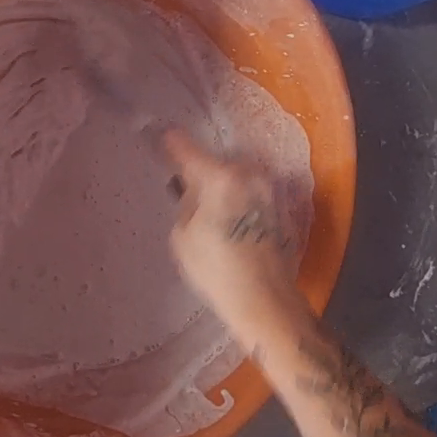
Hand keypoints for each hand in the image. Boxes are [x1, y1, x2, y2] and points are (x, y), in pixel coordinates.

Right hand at [160, 128, 305, 336]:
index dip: (167, 142)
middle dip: (199, 170)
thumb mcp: (182, 235)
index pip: (185, 146)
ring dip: (220, 183)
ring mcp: (269, 187)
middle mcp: (249, 173)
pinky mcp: (280, 204)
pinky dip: (237, 197)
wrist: (266, 300)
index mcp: (221, 176)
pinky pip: (250, 191)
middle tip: (182, 188)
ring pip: (235, 175)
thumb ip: (186, 200)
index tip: (155, 136)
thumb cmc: (217, 270)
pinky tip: (228, 220)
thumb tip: (190, 185)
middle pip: (215, 160)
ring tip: (207, 208)